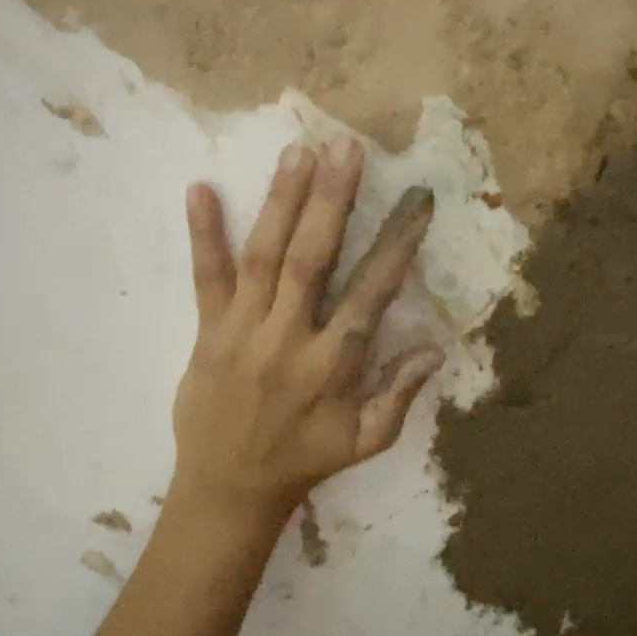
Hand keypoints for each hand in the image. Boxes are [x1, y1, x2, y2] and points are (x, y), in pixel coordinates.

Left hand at [171, 139, 442, 524]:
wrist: (229, 488)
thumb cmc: (307, 460)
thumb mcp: (367, 441)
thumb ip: (400, 395)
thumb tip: (435, 350)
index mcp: (333, 366)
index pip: (372, 294)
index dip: (397, 246)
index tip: (417, 203)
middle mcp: (288, 339)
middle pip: (312, 260)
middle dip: (331, 202)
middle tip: (345, 148)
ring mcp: (242, 332)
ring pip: (264, 258)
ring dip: (281, 203)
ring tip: (298, 152)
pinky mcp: (207, 332)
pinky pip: (206, 279)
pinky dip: (204, 235)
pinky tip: (201, 188)